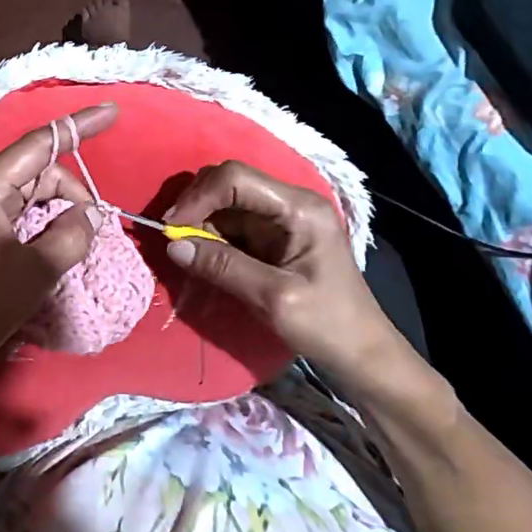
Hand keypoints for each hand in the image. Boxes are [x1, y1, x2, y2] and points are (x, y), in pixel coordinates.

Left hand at [0, 103, 116, 388]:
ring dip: (60, 210)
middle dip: (72, 192)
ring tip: (81, 240)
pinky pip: (21, 214)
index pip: (40, 144)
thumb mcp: (34, 271)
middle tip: (95, 225)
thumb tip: (91, 215)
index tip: (113, 111)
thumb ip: (71, 235)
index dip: (78, 126)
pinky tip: (62, 244)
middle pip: (38, 171)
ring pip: (32, 194)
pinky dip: (45, 224)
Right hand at [163, 161, 419, 387]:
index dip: (199, 197)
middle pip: (229, 182)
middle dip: (196, 206)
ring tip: (188, 253)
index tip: (171, 229)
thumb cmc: (326, 324)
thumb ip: (223, 267)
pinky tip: (202, 256)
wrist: (360, 353)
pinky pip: (231, 224)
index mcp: (300, 208)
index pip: (236, 178)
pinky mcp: (272, 237)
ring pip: (226, 203)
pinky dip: (210, 236)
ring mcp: (281, 219)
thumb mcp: (273, 298)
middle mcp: (290, 203)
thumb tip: (173, 245)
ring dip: (201, 223)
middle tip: (174, 240)